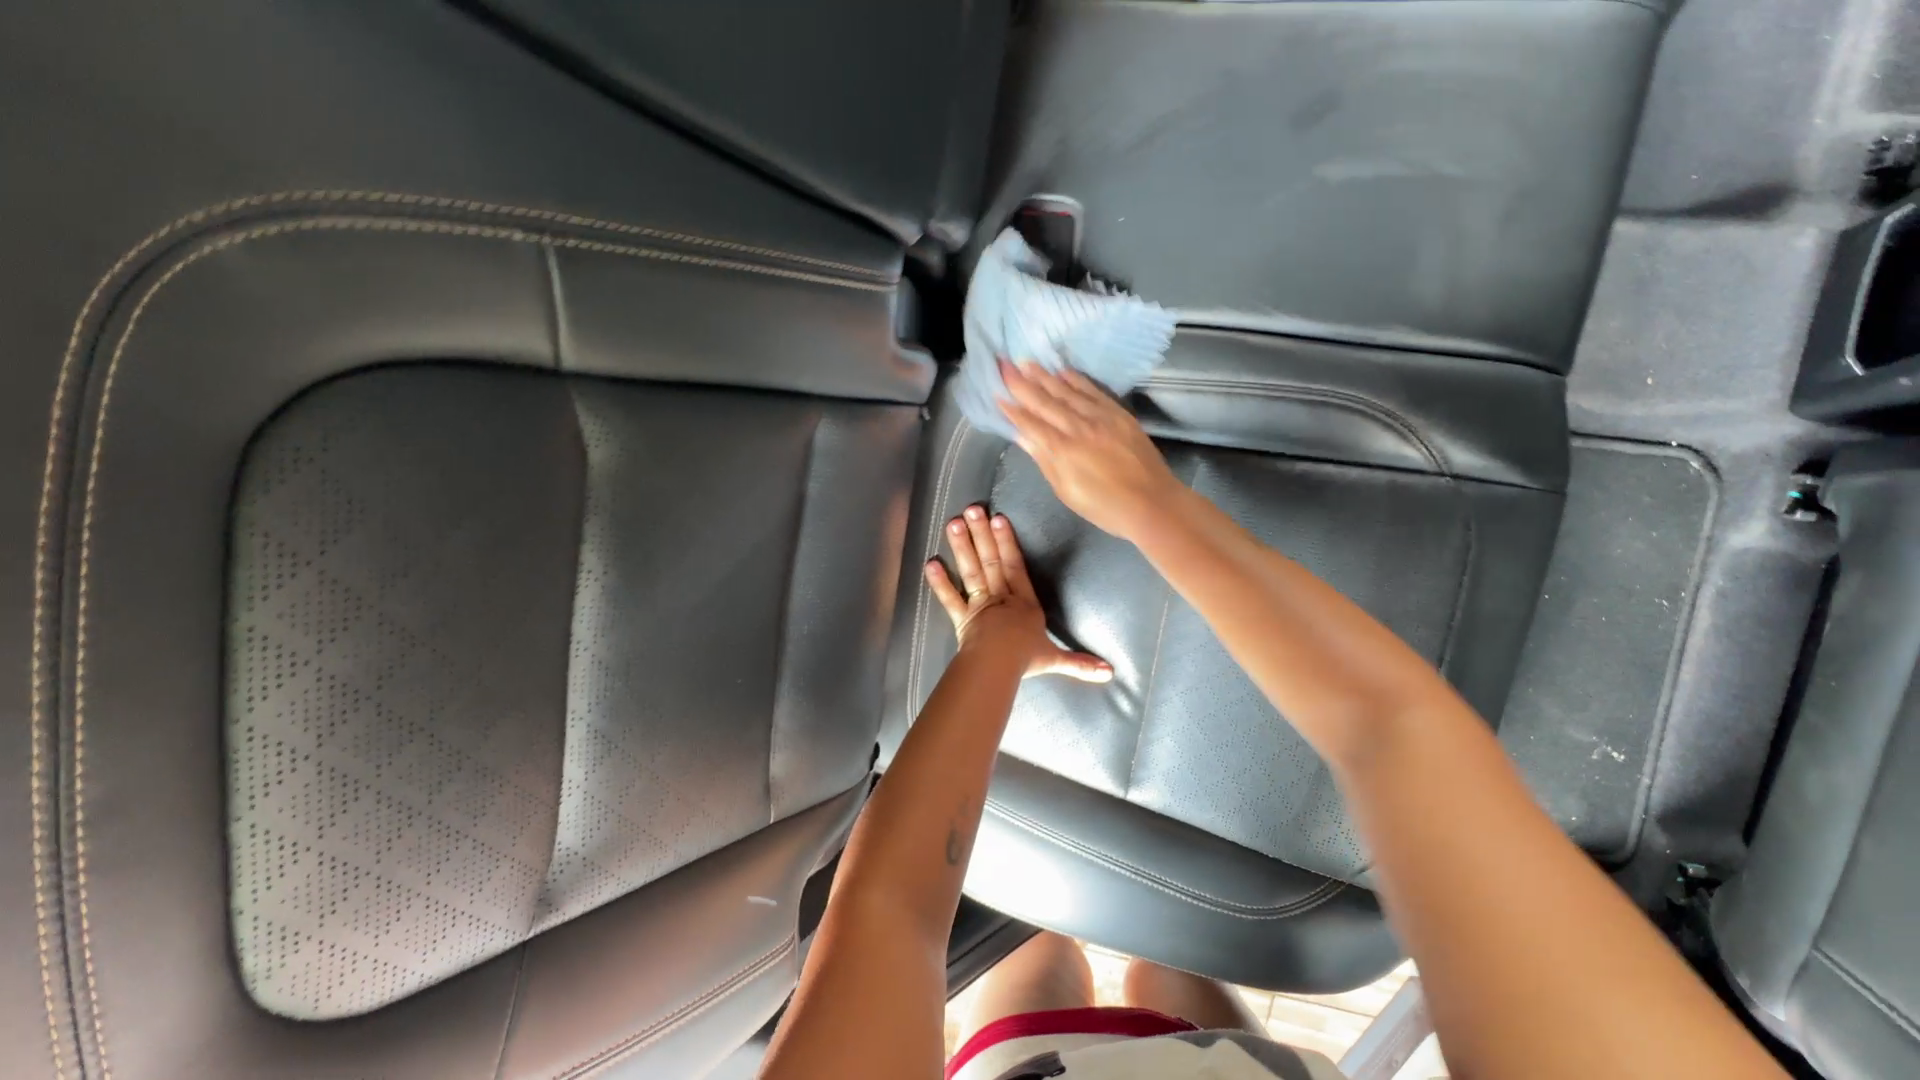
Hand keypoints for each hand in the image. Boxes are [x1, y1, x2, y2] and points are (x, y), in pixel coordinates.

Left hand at [924, 504, 1112, 682]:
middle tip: (973, 508)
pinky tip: (930, 562)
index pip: (1015, 566)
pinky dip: (940, 582)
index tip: (998, 519)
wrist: (997, 665)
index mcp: (1024, 603)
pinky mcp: (961, 619)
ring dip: (962, 548)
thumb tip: (1109, 673)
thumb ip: (1079, 663)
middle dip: (982, 535)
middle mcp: (1001, 598)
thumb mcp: (1055, 659)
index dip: (1007, 542)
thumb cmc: (1026, 658)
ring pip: (971, 572)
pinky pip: (949, 599)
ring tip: (953, 523)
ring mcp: (979, 606)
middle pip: (991, 561)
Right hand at [997, 360, 1182, 540]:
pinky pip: (1092, 391)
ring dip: (1045, 376)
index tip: (997, 393)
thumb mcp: (1067, 491)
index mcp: (1063, 450)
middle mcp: (1078, 427)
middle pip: (1045, 401)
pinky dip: (1076, 380)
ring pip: (1067, 391)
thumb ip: (1045, 460)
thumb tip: (1024, 437)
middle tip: (1004, 365)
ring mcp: (1100, 418)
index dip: (1012, 408)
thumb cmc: (1105, 507)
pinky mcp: (1118, 414)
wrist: (1152, 502)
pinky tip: (1062, 371)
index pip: (1030, 423)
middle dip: (1022, 383)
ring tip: (1027, 362)